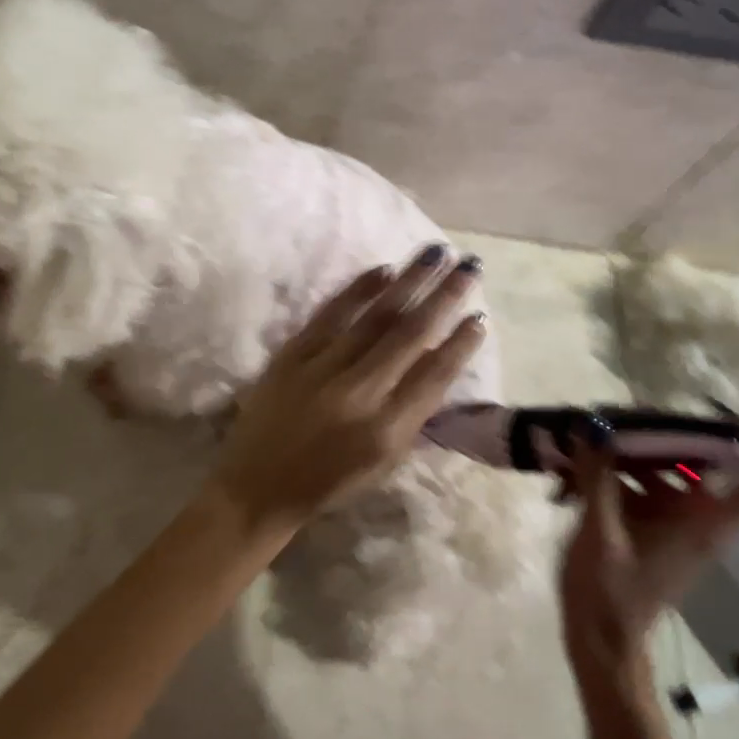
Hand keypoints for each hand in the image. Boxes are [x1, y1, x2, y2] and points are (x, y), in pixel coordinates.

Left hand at [205, 246, 487, 530]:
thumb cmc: (329, 482)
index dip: (461, 343)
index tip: (481, 315)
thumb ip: (413, 416)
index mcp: (388, 431)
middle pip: (410, 334)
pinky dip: (359, 289)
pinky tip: (384, 270)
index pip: (435, 376)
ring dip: (409, 280)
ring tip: (435, 252)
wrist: (258, 486)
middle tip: (470, 266)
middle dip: (445, 296)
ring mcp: (322, 369)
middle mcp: (360, 395)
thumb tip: (438, 365)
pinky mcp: (292, 354)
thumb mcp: (384, 462)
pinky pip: (331, 314)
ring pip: (375, 316)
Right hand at [560, 435, 738, 661]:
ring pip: (661, 468)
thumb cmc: (609, 592)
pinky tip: (571, 466)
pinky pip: (636, 484)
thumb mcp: (600, 532)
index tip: (713, 409)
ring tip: (582, 437)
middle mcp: (696, 517)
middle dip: (658, 431)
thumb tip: (592, 426)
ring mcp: (670, 520)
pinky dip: (608, 471)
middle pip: (699, 459)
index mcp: (704, 523)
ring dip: (624, 449)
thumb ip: (598, 477)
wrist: (600, 640)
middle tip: (614, 416)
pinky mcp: (645, 525)